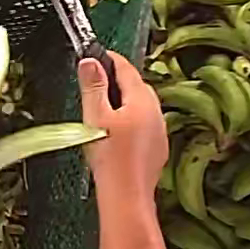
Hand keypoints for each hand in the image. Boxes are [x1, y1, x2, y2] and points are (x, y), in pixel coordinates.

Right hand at [78, 52, 168, 198]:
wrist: (126, 195)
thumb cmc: (110, 157)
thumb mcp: (95, 116)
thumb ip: (93, 86)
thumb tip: (90, 61)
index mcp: (142, 100)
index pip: (127, 68)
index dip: (110, 58)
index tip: (96, 53)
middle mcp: (156, 112)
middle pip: (136, 85)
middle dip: (116, 78)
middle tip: (95, 77)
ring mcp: (159, 130)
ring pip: (141, 105)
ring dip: (125, 99)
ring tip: (103, 104)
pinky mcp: (157, 146)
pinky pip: (144, 123)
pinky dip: (131, 118)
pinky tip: (116, 130)